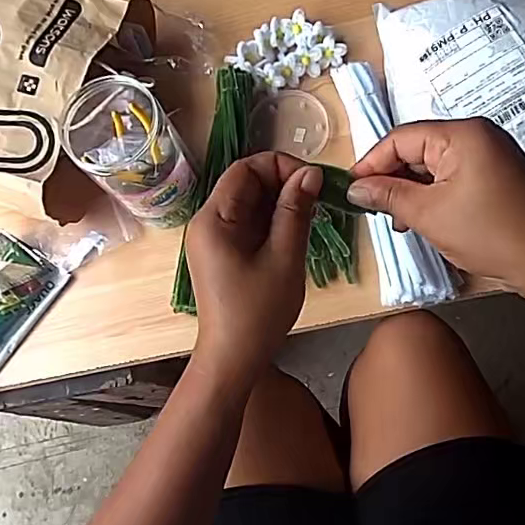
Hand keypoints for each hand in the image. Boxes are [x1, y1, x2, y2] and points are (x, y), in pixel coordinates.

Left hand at [185, 153, 321, 374]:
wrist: (233, 358)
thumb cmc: (258, 313)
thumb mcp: (284, 258)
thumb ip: (295, 212)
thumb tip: (310, 174)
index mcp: (213, 219)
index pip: (245, 169)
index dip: (280, 166)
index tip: (312, 182)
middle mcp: (206, 223)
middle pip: (245, 184)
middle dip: (282, 184)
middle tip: (317, 201)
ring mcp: (212, 239)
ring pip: (249, 203)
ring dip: (280, 204)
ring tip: (310, 218)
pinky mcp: (222, 253)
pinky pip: (247, 224)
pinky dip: (271, 222)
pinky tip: (294, 233)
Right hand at [348, 118, 524, 289]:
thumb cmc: (489, 234)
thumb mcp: (427, 214)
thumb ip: (387, 195)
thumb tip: (354, 188)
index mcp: (462, 134)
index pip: (400, 138)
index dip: (371, 163)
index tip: (350, 188)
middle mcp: (478, 135)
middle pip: (417, 148)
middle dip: (391, 178)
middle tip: (372, 207)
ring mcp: (490, 155)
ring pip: (433, 165)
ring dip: (410, 190)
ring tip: (398, 220)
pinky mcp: (496, 175)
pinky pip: (452, 176)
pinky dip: (432, 195)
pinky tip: (422, 219)